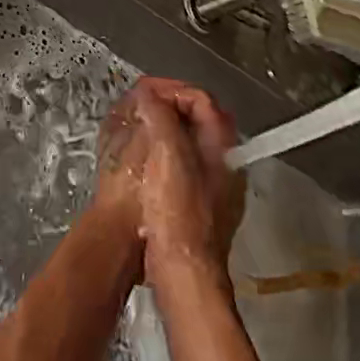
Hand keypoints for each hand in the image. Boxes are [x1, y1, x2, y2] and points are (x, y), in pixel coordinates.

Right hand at [93, 78, 243, 277]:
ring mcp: (213, 186)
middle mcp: (223, 163)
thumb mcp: (166, 154)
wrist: (183, 271)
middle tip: (139, 104)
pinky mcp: (198, 205)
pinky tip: (142, 160)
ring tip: (136, 126)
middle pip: (198, 117)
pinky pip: (181, 163)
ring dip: (163, 128)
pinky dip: (162, 151)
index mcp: (221, 147)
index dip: (170, 88)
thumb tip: (147, 94)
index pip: (201, 99)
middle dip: (167, 105)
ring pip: (189, 141)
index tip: (143, 91)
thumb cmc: (176, 211)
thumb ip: (160, 117)